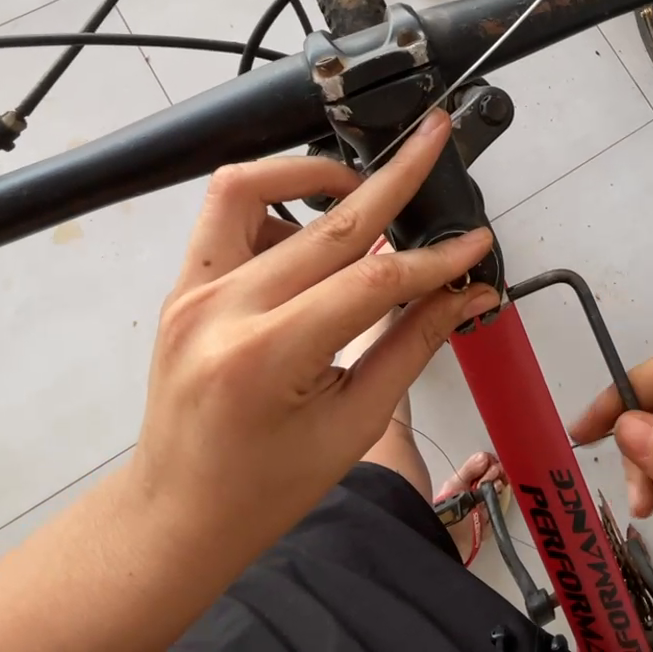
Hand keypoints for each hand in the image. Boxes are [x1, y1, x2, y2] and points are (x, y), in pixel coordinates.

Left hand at [120, 111, 499, 561]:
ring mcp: (193, 290)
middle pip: (331, 222)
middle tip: (436, 137)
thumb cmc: (268, 486)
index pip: (373, 281)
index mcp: (266, 356)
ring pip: (254, 186)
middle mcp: (222, 309)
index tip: (477, 243)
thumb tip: (470, 294)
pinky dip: (275, 199)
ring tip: (365, 187)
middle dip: (397, 176)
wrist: (175, 515)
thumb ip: (416, 343)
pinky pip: (227, 210)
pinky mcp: (184, 283)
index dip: (435, 259)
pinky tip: (312, 232)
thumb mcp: (357, 423)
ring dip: (317, 172)